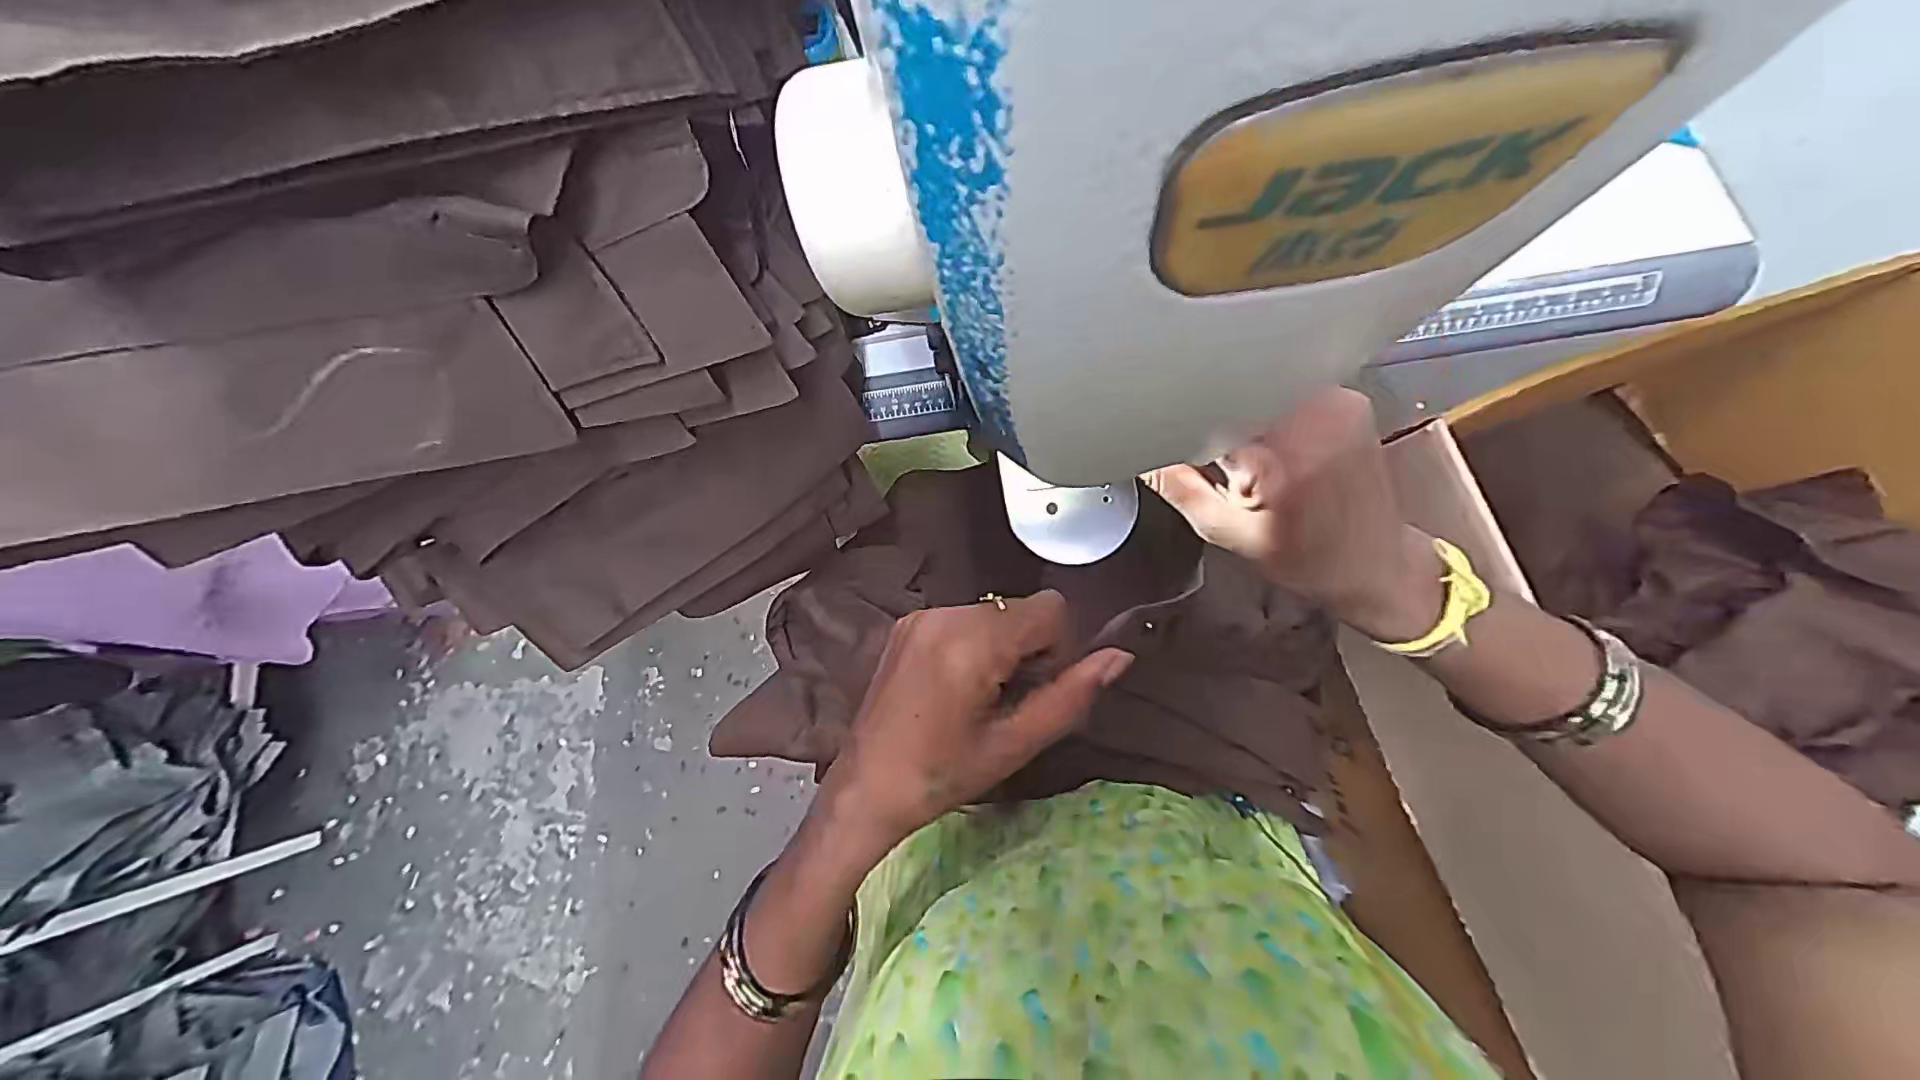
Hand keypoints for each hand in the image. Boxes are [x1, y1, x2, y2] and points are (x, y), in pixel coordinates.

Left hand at [818, 591, 1133, 849]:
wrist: (866, 786)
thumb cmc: (942, 774)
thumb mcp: (1014, 744)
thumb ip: (1071, 696)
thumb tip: (1120, 656)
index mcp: (972, 643)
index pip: (1050, 608)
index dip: (1059, 647)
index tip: (1035, 688)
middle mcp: (945, 615)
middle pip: (1021, 609)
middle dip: (1029, 648)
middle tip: (1007, 699)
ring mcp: (920, 615)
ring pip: (993, 611)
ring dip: (1002, 645)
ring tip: (979, 695)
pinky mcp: (906, 623)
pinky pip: (962, 617)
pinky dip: (973, 642)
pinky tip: (955, 685)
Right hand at [1143, 387, 1441, 639]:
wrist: (1372, 561)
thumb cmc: (1306, 557)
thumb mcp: (1224, 531)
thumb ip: (1176, 485)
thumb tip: (1141, 451)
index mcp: (1280, 458)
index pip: (1207, 406)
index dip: (1179, 416)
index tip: (1165, 432)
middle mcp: (1315, 418)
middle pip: (1234, 387)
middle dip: (1207, 411)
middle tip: (1205, 448)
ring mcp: (1336, 402)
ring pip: (1257, 382)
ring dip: (1236, 408)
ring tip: (1242, 449)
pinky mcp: (1345, 398)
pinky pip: (1283, 386)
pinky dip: (1263, 406)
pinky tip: (1267, 440)